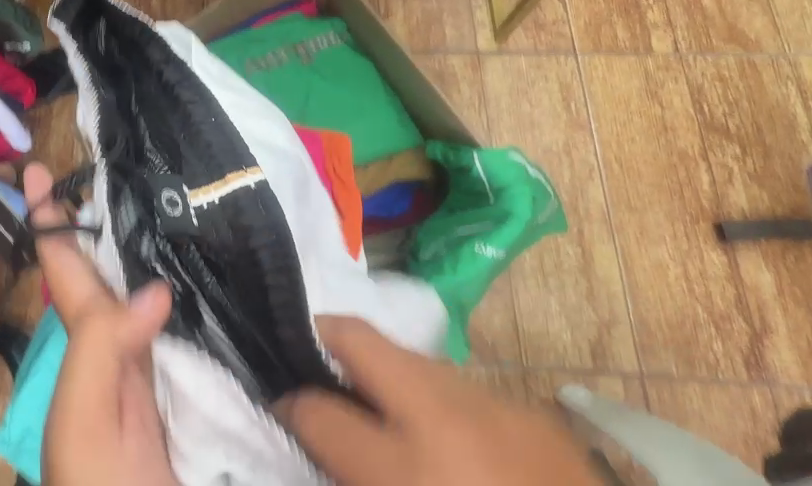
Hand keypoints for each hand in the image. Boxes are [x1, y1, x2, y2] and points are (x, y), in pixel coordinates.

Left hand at [25, 163, 177, 485]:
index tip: (37, 167)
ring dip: (147, 247)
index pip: (62, 272)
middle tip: (115, 164)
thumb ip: (102, 348)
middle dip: (100, 219)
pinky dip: (193, 291)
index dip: (49, 221)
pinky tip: (214, 268)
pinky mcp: (192, 391)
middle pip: (105, 273)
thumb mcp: (84, 419)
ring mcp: (152, 370)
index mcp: (82, 351)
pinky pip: (188, 328)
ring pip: (145, 293)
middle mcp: (113, 351)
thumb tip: (154, 286)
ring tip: (164, 197)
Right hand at [277, 316, 600, 485]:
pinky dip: (437, 404)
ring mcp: (493, 406)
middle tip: (307, 367)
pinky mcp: (533, 415)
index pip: (318, 413)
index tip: (279, 410)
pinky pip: (462, 390)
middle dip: (322, 341)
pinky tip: (450, 445)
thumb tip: (329, 453)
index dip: (287, 406)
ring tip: (379, 414)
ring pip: (412, 361)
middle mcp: (444, 417)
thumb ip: (362, 477)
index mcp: (407, 470)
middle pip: (359, 339)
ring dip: (384, 376)